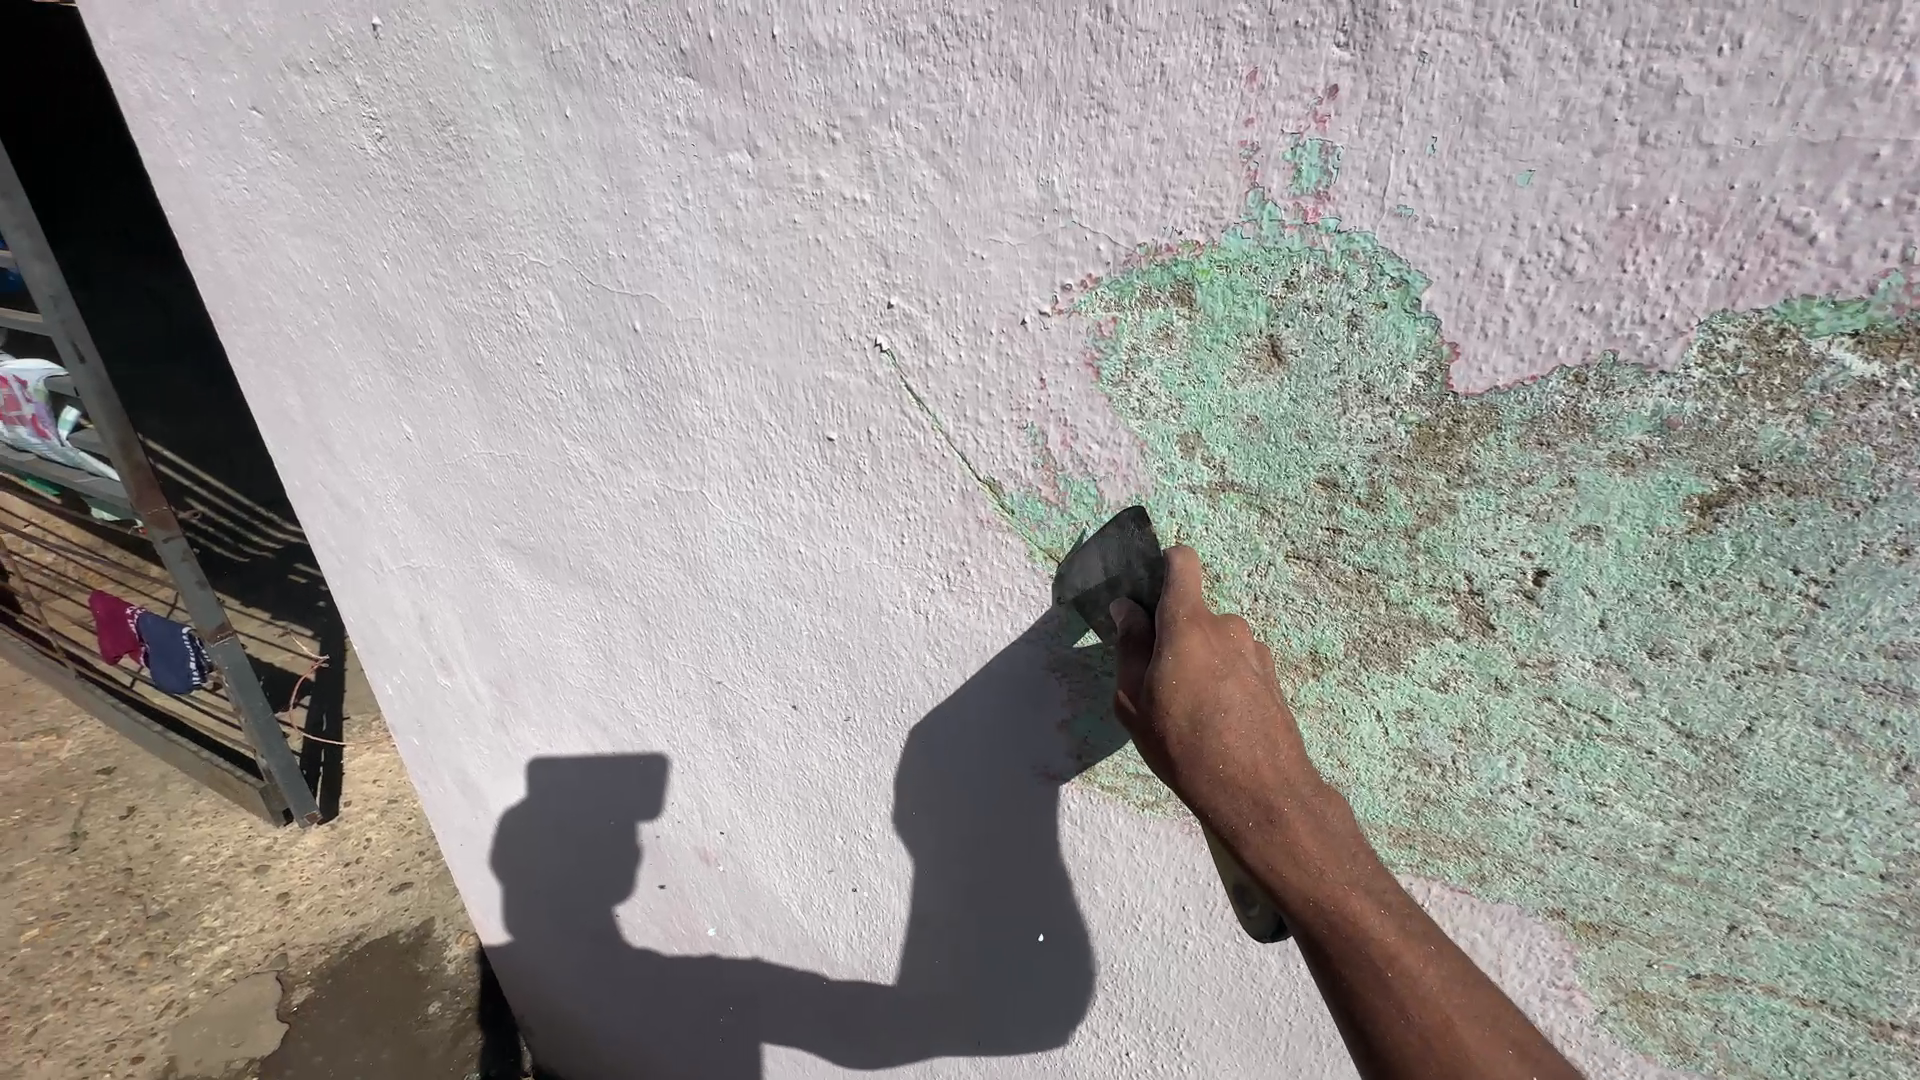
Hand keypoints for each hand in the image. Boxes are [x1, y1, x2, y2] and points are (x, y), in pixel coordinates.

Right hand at [1109, 547, 1368, 895]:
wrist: (1261, 794)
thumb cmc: (1182, 745)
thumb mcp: (1133, 699)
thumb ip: (1130, 646)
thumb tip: (1127, 607)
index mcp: (1188, 624)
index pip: (1181, 562)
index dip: (1162, 567)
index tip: (1146, 597)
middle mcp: (1227, 626)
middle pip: (1192, 613)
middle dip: (1173, 635)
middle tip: (1158, 680)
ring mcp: (1255, 652)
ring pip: (1216, 641)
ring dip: (1200, 659)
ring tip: (1190, 708)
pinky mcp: (1273, 678)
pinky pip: (1237, 662)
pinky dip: (1223, 678)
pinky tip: (1219, 720)